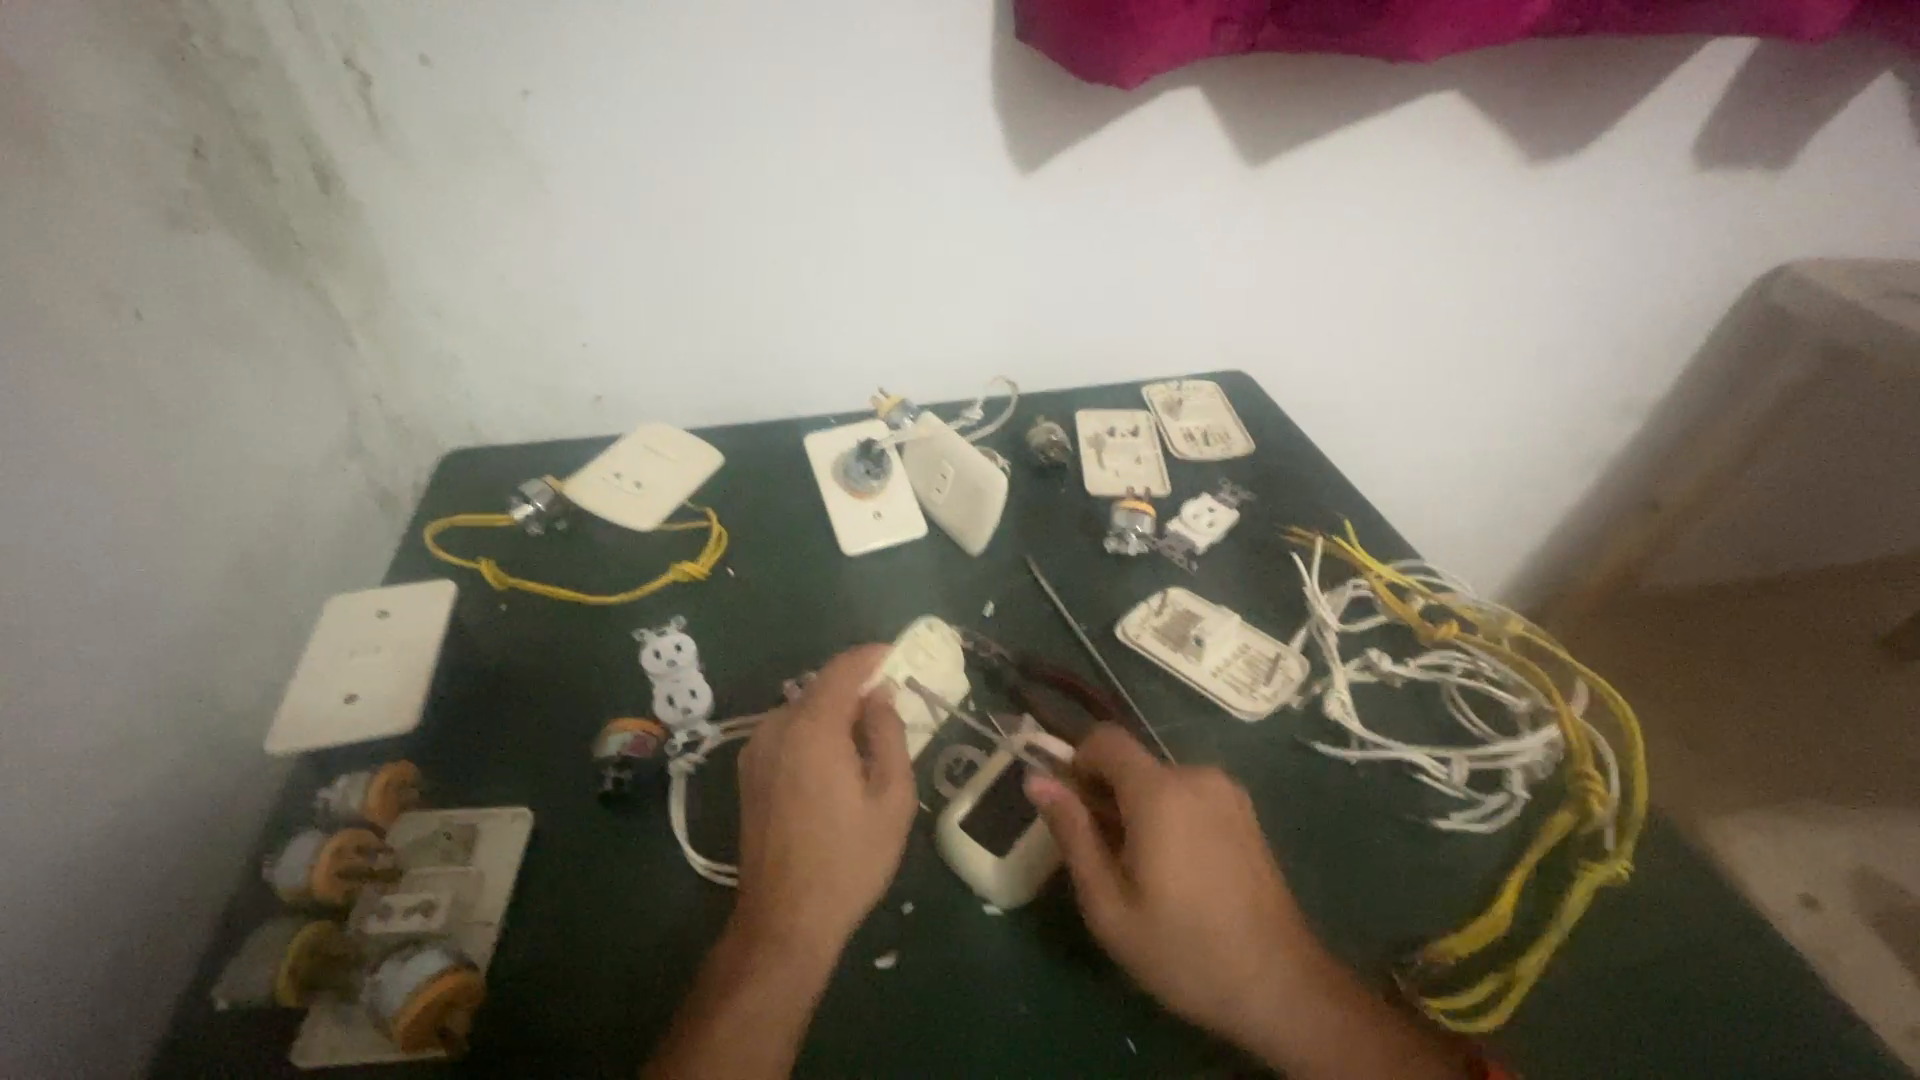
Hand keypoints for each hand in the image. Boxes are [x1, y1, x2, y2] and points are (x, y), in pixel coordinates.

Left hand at [730, 645, 916, 956]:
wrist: (785, 920)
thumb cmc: (850, 860)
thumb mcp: (892, 798)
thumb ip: (889, 734)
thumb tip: (881, 695)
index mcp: (812, 728)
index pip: (843, 668)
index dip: (875, 656)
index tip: (903, 658)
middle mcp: (776, 727)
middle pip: (822, 687)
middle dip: (859, 688)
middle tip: (895, 706)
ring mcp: (756, 750)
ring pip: (804, 710)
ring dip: (837, 712)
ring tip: (869, 740)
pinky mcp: (749, 773)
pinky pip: (788, 733)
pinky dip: (816, 732)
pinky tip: (837, 764)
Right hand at [1029, 726, 1472, 1078]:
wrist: (1280, 986)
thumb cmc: (1182, 950)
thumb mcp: (1108, 905)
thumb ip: (1072, 833)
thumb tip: (1036, 779)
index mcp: (1159, 791)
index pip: (1103, 738)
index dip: (1076, 763)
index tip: (1071, 811)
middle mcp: (1196, 775)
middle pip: (1131, 762)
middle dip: (1106, 795)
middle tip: (1104, 857)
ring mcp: (1227, 791)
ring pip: (1158, 779)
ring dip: (1137, 808)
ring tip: (1142, 872)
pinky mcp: (1245, 811)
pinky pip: (1188, 794)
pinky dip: (1168, 815)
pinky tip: (1177, 870)